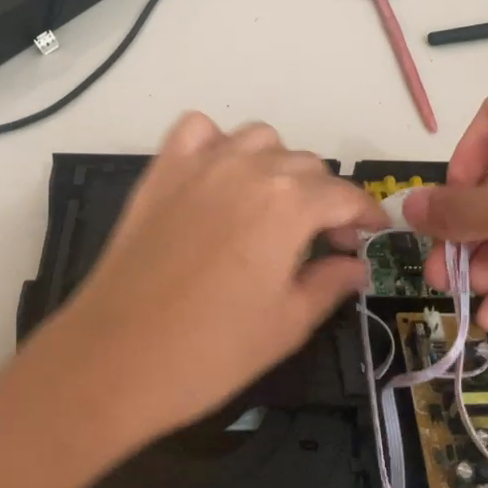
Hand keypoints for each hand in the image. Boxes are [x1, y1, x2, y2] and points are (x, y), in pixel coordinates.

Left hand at [50, 113, 385, 435]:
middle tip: (324, 241)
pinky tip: (219, 177)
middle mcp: (250, 168)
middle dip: (325, 198)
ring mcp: (201, 163)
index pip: (345, 194)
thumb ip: (330, 283)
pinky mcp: (162, 169)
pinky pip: (198, 130)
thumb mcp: (287, 324)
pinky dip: (217, 143)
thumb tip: (356, 263)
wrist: (116, 357)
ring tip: (273, 206)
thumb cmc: (212, 350)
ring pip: (258, 139)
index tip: (371, 235)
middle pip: (305, 165)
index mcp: (289, 203)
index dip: (365, 215)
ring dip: (277, 165)